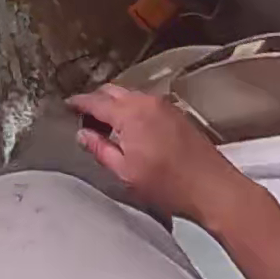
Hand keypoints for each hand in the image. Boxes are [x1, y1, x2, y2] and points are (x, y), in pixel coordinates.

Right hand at [68, 85, 264, 229]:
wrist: (210, 186)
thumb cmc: (170, 184)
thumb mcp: (125, 172)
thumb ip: (100, 149)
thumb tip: (83, 136)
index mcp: (130, 114)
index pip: (96, 101)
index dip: (79, 103)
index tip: (69, 105)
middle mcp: (146, 102)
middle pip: (113, 92)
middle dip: (97, 101)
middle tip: (85, 118)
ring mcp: (163, 104)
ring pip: (130, 95)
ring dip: (116, 105)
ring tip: (107, 127)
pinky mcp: (174, 112)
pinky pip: (145, 102)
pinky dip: (132, 109)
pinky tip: (131, 129)